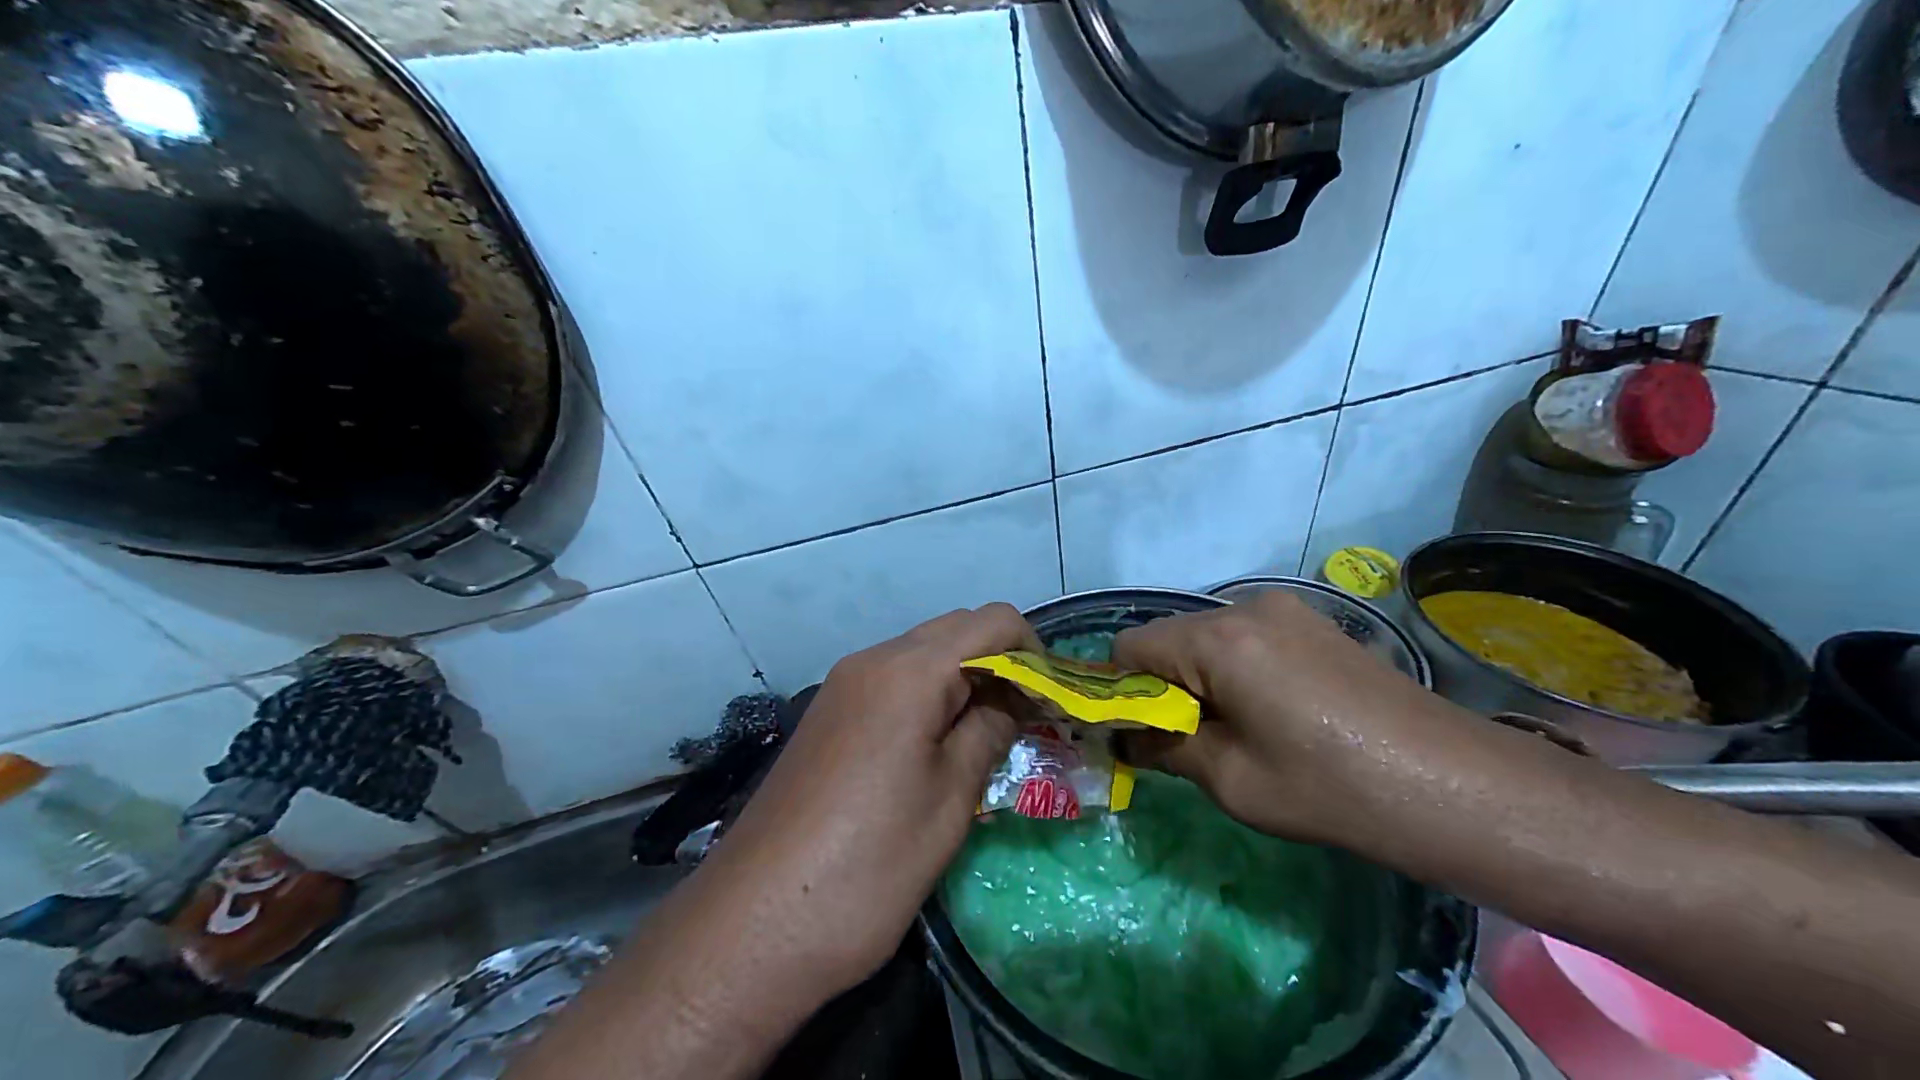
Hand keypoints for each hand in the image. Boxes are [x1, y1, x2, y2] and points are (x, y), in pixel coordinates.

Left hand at [698, 604, 1038, 995]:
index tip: (1052, 699)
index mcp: (908, 672)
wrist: (754, 924)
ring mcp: (843, 685)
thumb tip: (1012, 700)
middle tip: (1027, 718)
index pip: (992, 621)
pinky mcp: (828, 713)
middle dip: (1001, 661)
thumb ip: (988, 731)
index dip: (1034, 649)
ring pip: (923, 654)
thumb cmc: (869, 865)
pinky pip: (893, 681)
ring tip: (989, 733)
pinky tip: (940, 743)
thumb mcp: (949, 799)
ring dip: (965, 678)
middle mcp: (872, 660)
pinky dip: (929, 694)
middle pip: (956, 629)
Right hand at [1112, 590, 1464, 846]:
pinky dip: (1234, 671)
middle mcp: (1247, 607)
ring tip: (1234, 732)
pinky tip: (1271, 714)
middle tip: (1184, 742)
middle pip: (1170, 639)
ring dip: (1200, 680)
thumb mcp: (1231, 779)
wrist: (1456, 787)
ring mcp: (1287, 610)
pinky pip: (1247, 639)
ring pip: (1208, 638)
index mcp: (1219, 640)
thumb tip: (1124, 739)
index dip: (1119, 691)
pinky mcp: (1315, 623)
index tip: (1134, 734)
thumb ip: (1164, 747)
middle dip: (1162, 687)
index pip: (1131, 647)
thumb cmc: (1331, 788)